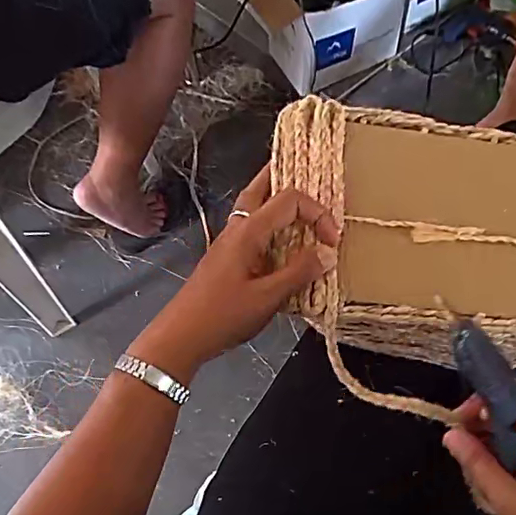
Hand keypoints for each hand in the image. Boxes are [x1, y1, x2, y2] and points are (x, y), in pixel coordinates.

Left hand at [130, 166, 338, 381]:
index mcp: (249, 232)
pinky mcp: (228, 256)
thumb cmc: (223, 316)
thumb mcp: (268, 298)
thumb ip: (299, 272)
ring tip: (305, 212)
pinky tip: (286, 243)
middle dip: (290, 179)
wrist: (182, 335)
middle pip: (263, 186)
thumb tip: (327, 253)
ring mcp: (230, 240)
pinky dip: (273, 224)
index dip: (318, 213)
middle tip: (315, 188)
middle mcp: (237, 228)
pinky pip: (253, 227)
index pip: (290, 199)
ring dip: (280, 201)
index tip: (333, 241)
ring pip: (256, 205)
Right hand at [441, 382, 515, 514]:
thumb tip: (450, 434)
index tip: (467, 413)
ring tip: (470, 448)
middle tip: (463, 430)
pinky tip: (487, 463)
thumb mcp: (507, 502)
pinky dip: (507, 444)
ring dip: (497, 428)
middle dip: (492, 410)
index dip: (498, 394)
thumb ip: (479, 465)